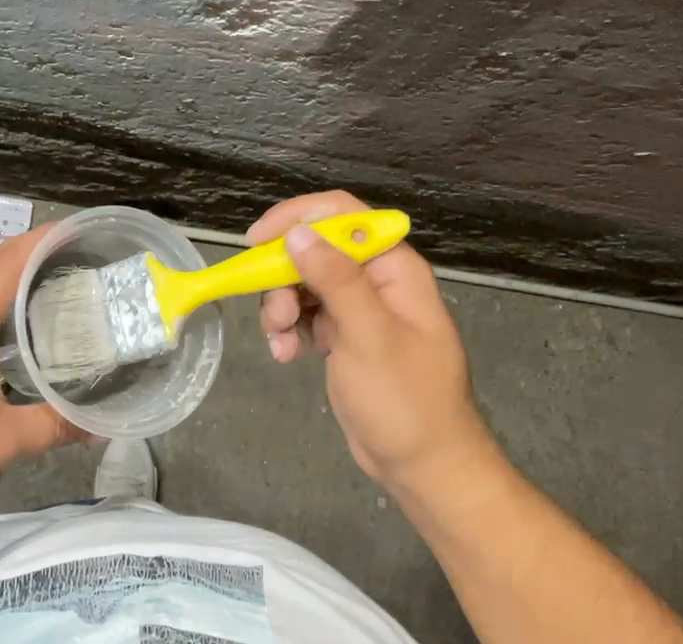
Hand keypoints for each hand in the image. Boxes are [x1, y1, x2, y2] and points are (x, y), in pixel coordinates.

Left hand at [0, 227, 83, 522]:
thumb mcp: (3, 443)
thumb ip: (54, 426)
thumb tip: (100, 424)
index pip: (4, 267)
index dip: (38, 243)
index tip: (72, 230)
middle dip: (24, 248)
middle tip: (68, 250)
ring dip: (1, 271)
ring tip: (44, 276)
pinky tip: (6, 321)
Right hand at [249, 191, 494, 487]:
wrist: (424, 468)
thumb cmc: (407, 401)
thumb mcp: (370, 336)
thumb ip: (335, 279)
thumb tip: (296, 233)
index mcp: (393, 267)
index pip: (341, 214)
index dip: (297, 217)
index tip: (258, 240)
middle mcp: (375, 279)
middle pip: (313, 249)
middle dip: (283, 277)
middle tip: (274, 314)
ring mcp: (358, 307)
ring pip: (301, 281)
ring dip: (281, 307)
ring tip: (282, 342)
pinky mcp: (343, 334)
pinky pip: (304, 313)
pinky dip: (289, 329)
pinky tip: (287, 355)